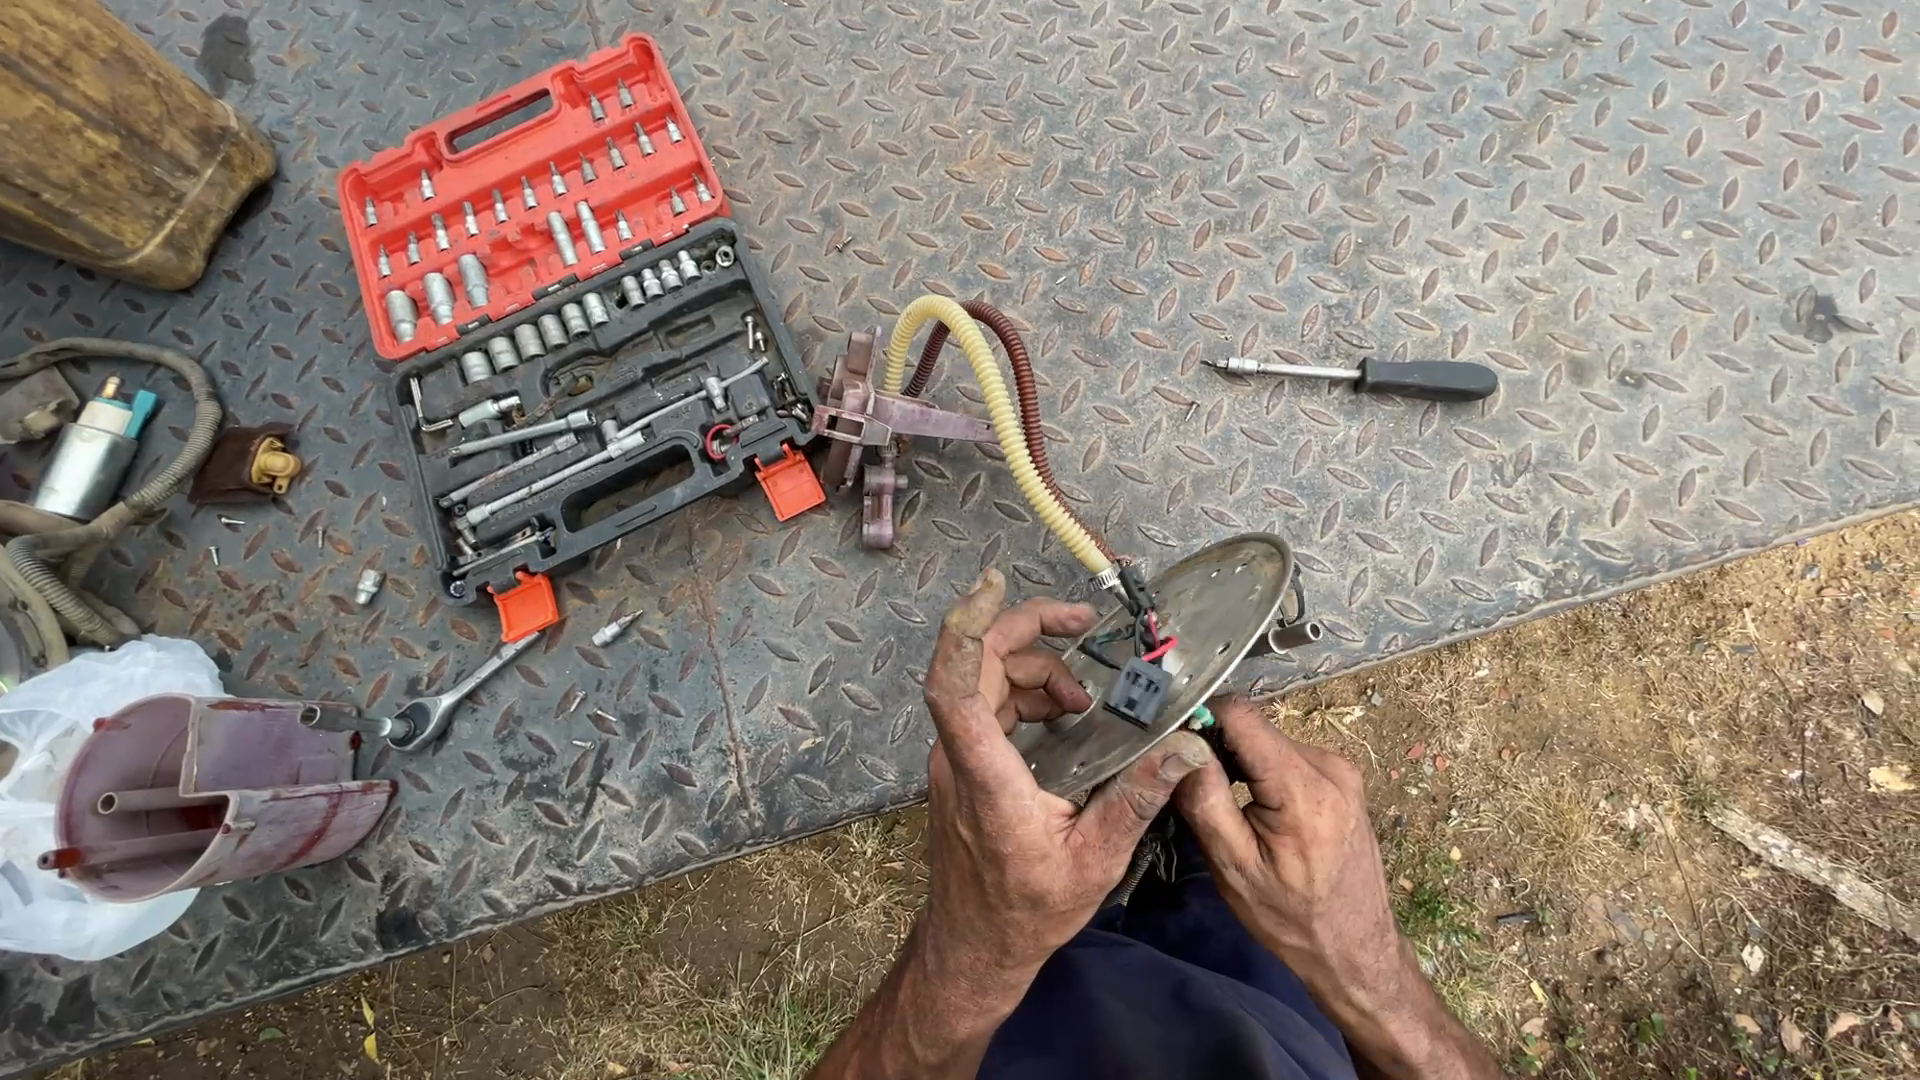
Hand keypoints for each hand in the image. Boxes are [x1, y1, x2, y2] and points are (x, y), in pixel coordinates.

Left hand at [810, 570, 1213, 1079]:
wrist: (974, 944)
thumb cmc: (1027, 910)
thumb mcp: (1095, 860)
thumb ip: (1136, 798)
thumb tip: (1184, 748)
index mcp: (984, 774)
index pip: (954, 686)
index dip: (967, 629)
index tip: (991, 587)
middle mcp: (960, 754)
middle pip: (974, 663)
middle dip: (1026, 628)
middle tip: (1082, 622)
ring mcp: (957, 755)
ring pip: (984, 679)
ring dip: (1035, 668)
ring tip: (1087, 697)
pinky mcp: (965, 761)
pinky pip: (989, 703)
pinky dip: (1027, 693)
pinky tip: (1067, 716)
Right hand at [1177, 697, 1499, 1079]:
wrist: (1356, 951)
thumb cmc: (1290, 917)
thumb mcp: (1233, 865)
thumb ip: (1204, 798)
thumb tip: (1178, 742)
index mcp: (1303, 786)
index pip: (1239, 714)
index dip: (1200, 720)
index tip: (1176, 748)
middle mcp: (1328, 764)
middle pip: (1251, 726)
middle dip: (1217, 746)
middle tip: (1196, 787)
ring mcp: (1340, 767)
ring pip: (1265, 738)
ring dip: (1238, 760)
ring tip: (1225, 800)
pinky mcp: (1341, 776)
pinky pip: (1284, 752)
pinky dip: (1260, 768)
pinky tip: (1253, 803)